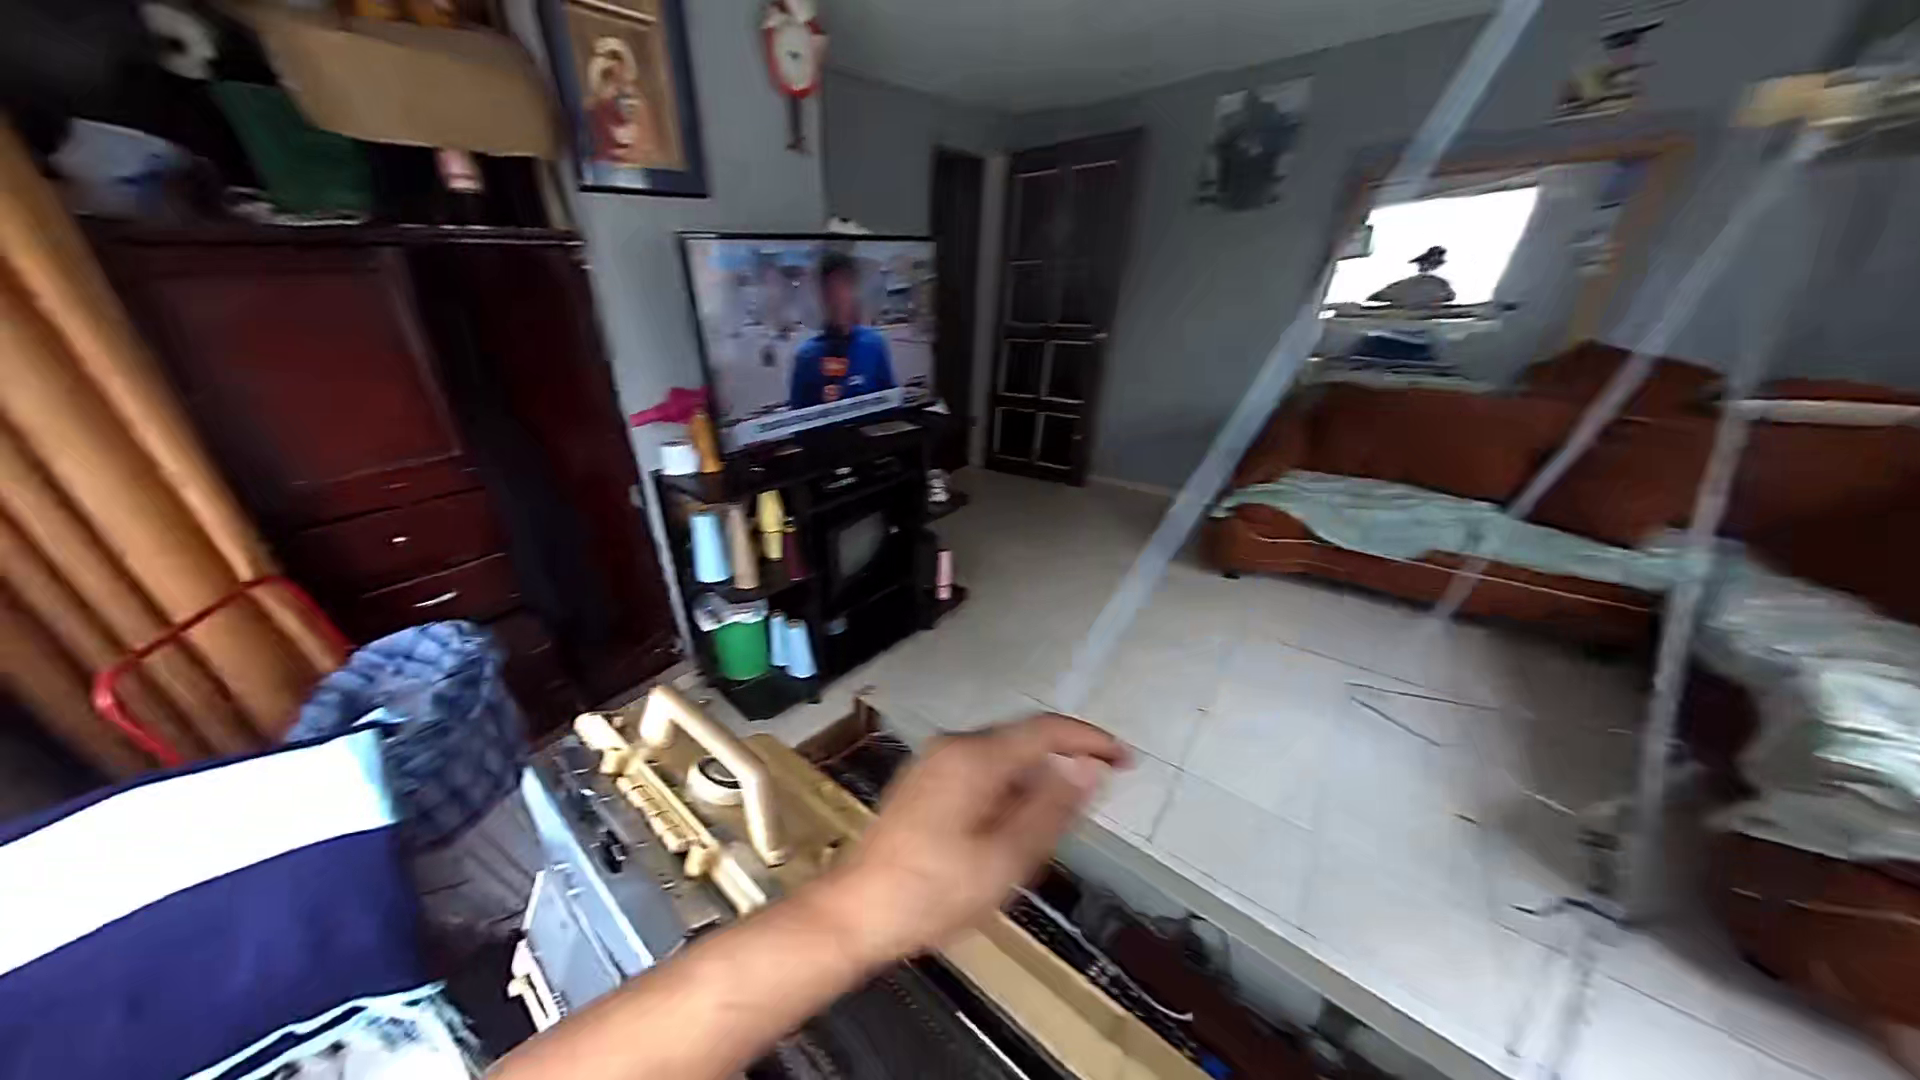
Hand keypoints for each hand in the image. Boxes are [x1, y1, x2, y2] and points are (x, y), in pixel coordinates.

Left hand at [815, 714, 1129, 965]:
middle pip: (1022, 740)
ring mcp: (934, 761)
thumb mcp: (1005, 858)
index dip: (1088, 740)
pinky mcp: (925, 779)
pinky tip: (1009, 826)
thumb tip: (1086, 769)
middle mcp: (953, 747)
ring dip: (1034, 779)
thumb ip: (1051, 808)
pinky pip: (980, 769)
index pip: (1045, 730)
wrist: (857, 909)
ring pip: (1001, 756)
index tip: (1121, 757)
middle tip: (1092, 796)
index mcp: (975, 757)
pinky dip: (1007, 787)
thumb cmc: (931, 891)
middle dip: (1062, 763)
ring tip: (1049, 826)